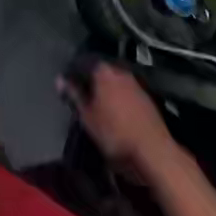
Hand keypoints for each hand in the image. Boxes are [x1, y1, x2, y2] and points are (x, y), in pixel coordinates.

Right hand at [60, 62, 175, 162]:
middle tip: (80, 95)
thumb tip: (60, 79)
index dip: (70, 74)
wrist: (155, 152)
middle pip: (98, 69)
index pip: (80, 63)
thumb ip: (73, 95)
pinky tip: (114, 110)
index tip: (65, 87)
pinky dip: (116, 96)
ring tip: (96, 104)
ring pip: (112, 79)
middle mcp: (119, 70)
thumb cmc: (115, 134)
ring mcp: (135, 82)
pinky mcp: (146, 97)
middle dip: (88, 80)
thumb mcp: (87, 117)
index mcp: (102, 70)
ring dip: (103, 88)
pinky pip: (125, 90)